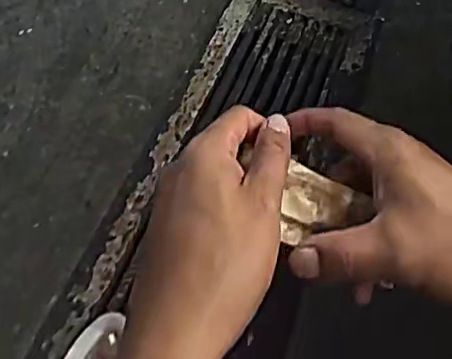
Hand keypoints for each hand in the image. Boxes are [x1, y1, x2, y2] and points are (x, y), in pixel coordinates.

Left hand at [121, 108, 291, 358]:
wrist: (174, 340)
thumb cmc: (219, 276)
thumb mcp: (265, 202)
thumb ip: (274, 154)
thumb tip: (277, 124)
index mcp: (201, 157)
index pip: (242, 115)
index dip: (270, 128)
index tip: (287, 150)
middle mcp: (178, 174)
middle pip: (228, 144)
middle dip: (257, 161)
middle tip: (278, 189)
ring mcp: (167, 204)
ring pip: (216, 176)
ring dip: (242, 188)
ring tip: (260, 220)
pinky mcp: (164, 233)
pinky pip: (201, 203)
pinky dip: (223, 212)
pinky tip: (237, 242)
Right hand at [284, 108, 451, 305]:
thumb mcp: (386, 251)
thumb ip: (335, 254)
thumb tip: (299, 257)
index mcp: (390, 152)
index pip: (339, 122)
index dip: (306, 123)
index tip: (279, 130)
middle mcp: (400, 159)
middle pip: (343, 166)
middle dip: (318, 198)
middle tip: (296, 225)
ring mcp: (412, 179)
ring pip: (360, 196)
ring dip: (343, 230)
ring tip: (336, 268)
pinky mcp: (421, 202)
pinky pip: (379, 214)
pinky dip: (366, 241)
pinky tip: (368, 279)